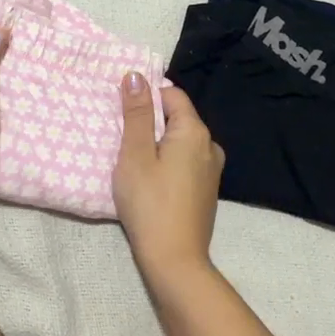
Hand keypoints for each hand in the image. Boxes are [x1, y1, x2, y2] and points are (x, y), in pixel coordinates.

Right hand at [114, 74, 223, 283]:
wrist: (175, 259)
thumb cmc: (149, 202)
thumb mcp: (135, 153)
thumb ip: (136, 113)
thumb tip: (137, 76)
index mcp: (195, 131)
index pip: (172, 94)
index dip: (146, 97)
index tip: (123, 113)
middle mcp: (210, 146)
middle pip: (177, 118)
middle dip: (150, 122)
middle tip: (122, 139)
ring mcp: (212, 171)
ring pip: (180, 142)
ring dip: (157, 144)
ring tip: (133, 161)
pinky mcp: (206, 191)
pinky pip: (185, 162)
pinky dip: (167, 162)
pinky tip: (150, 180)